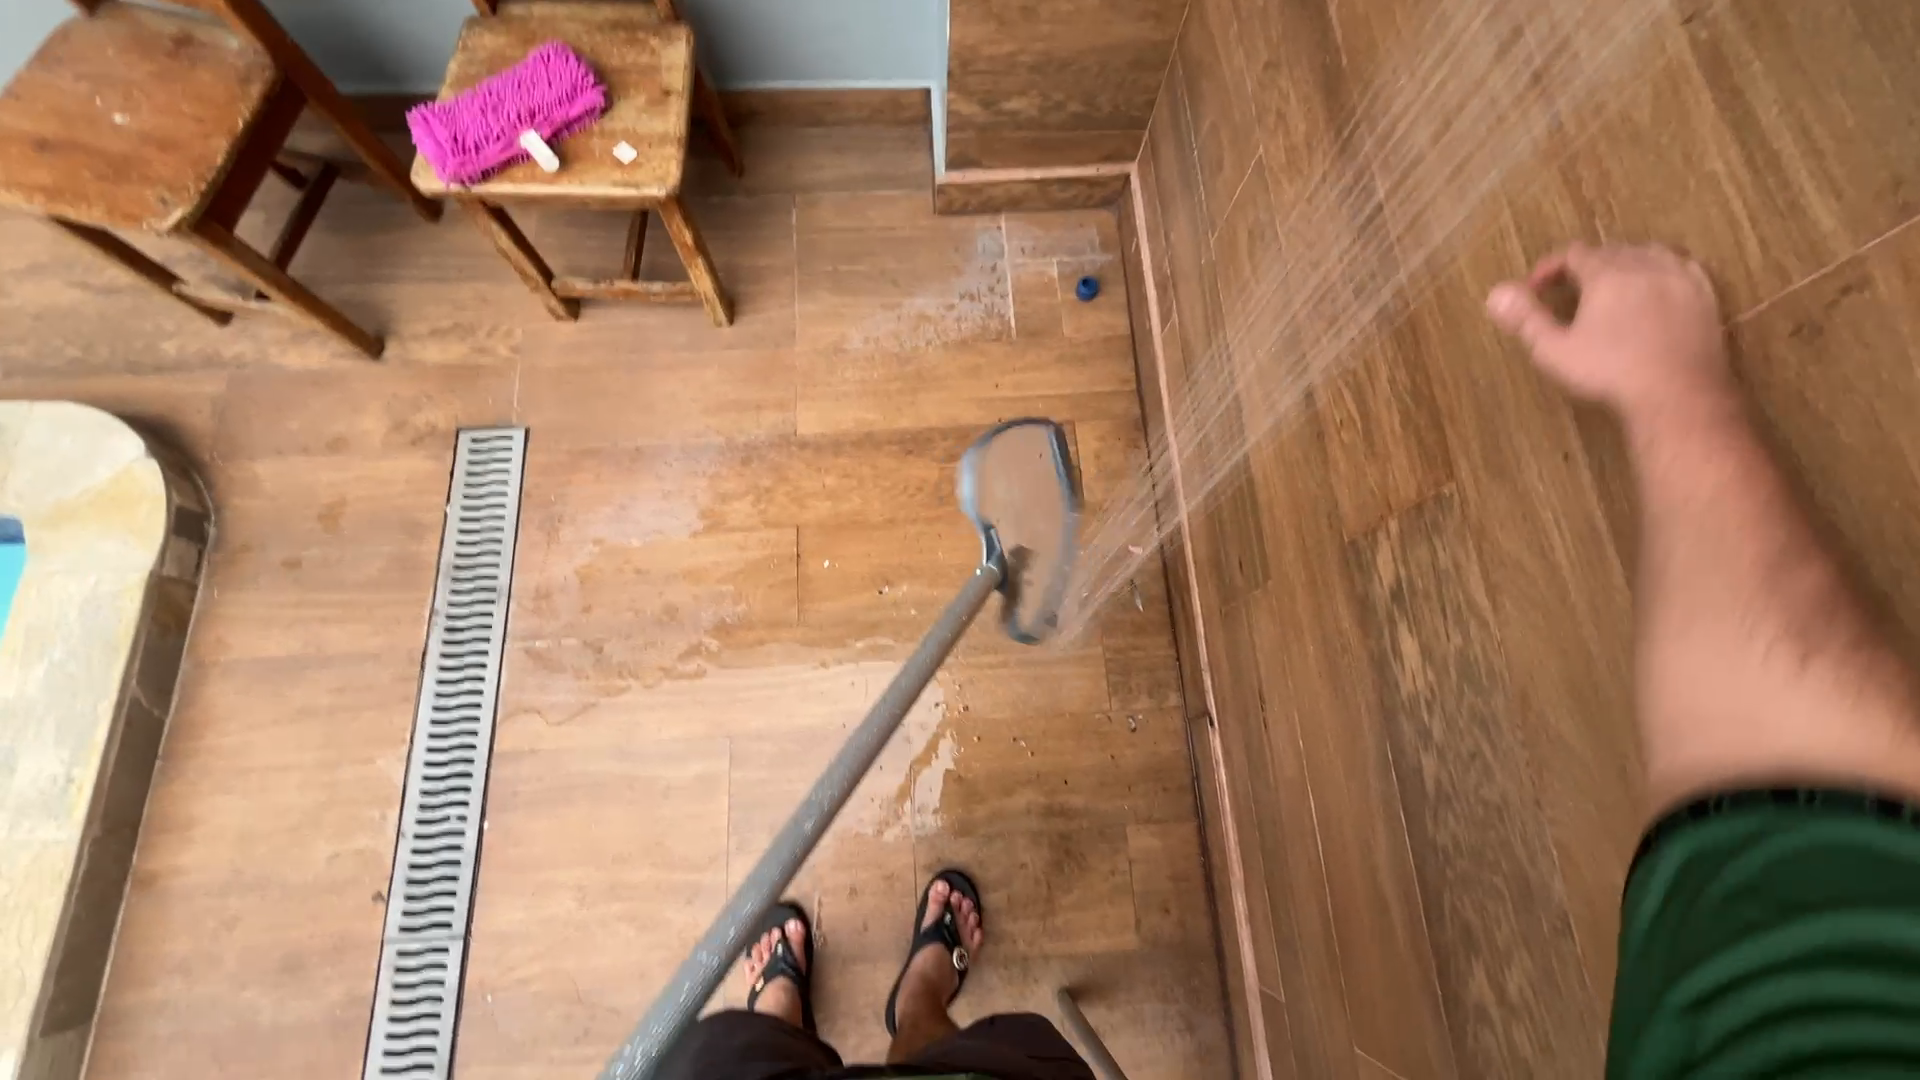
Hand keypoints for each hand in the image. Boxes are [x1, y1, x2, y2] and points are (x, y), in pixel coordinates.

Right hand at [1486, 243, 1735, 423]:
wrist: (1675, 391)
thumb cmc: (1607, 370)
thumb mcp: (1553, 349)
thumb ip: (1525, 318)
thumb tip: (1494, 292)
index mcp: (1607, 275)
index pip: (1575, 253)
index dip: (1550, 267)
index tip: (1535, 287)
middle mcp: (1646, 267)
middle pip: (1612, 250)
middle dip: (1585, 265)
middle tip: (1567, 290)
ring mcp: (1681, 278)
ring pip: (1649, 253)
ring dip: (1624, 262)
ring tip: (1609, 284)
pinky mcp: (1704, 295)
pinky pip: (1681, 267)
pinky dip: (1660, 270)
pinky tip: (1654, 286)